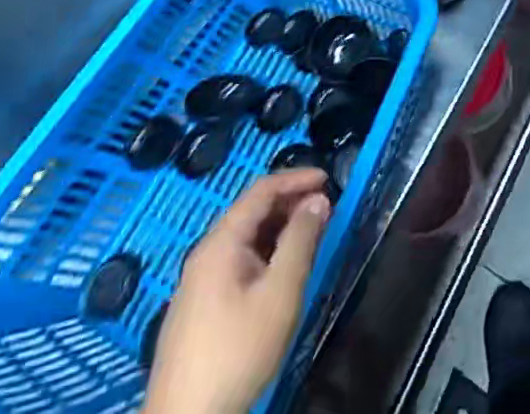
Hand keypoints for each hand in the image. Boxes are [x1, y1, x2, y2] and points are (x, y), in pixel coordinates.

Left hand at [143, 168, 332, 413]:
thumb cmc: (237, 350)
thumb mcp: (279, 294)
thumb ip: (300, 243)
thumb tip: (317, 201)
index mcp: (222, 241)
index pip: (261, 190)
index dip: (295, 179)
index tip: (328, 178)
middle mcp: (207, 251)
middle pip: (251, 211)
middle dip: (290, 203)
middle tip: (327, 209)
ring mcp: (201, 278)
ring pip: (245, 238)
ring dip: (280, 228)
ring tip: (313, 234)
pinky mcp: (202, 304)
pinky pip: (238, 259)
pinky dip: (266, 251)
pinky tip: (283, 269)